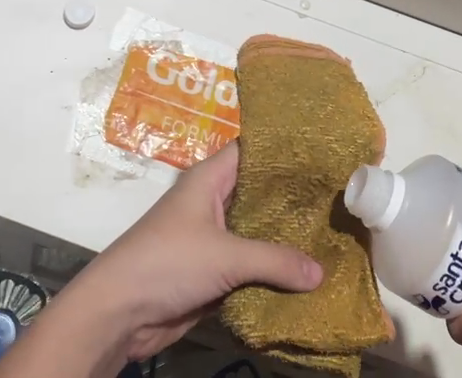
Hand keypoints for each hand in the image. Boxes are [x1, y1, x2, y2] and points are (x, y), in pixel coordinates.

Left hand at [0, 143, 322, 376]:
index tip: (323, 152)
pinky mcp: (212, 271)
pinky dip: (274, 270)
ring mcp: (212, 237)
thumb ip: (274, 260)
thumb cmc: (168, 263)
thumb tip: (321, 271)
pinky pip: (250, 265)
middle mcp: (212, 201)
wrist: (121, 312)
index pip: (252, 150)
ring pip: (257, 231)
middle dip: (294, 200)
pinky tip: (308, 274)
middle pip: (259, 193)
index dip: (284, 149)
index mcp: (210, 179)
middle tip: (340, 200)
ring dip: (286, 239)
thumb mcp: (226, 256)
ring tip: (334, 236)